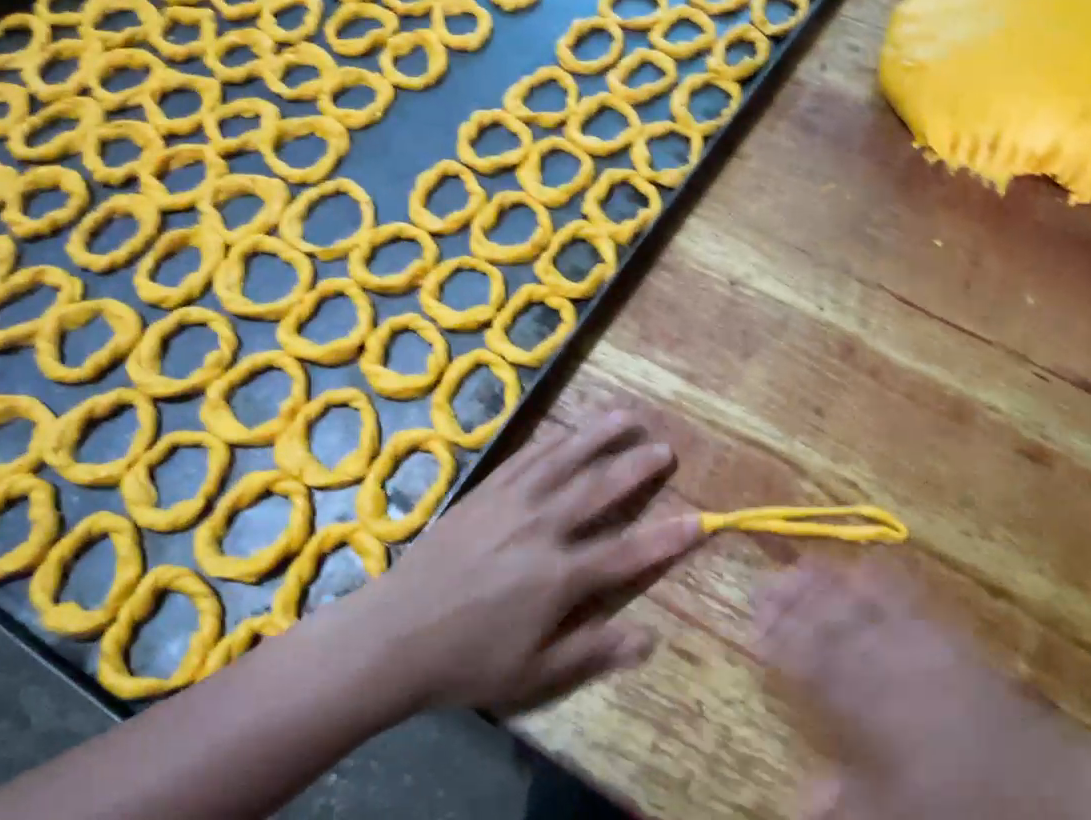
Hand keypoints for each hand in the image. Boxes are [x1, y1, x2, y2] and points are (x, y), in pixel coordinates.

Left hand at [327, 410, 703, 719]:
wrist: (390, 636)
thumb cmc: (466, 661)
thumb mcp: (534, 673)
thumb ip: (593, 650)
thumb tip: (650, 638)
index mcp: (558, 576)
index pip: (626, 551)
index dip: (667, 537)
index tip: (700, 520)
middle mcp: (542, 528)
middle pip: (600, 489)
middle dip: (637, 466)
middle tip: (665, 448)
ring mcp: (510, 504)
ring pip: (564, 459)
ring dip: (599, 435)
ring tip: (628, 416)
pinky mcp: (483, 493)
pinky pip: (525, 457)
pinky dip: (553, 440)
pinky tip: (568, 430)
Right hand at [755, 563, 1090, 819]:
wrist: (1057, 790)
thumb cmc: (969, 806)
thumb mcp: (898, 813)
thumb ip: (849, 800)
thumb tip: (800, 794)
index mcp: (874, 711)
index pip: (817, 666)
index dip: (785, 638)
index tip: (757, 611)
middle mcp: (897, 670)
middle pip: (841, 628)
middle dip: (804, 602)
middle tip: (773, 574)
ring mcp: (931, 649)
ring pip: (874, 608)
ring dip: (839, 584)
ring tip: (811, 559)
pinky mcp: (962, 644)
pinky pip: (918, 603)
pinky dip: (892, 582)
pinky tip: (878, 564)